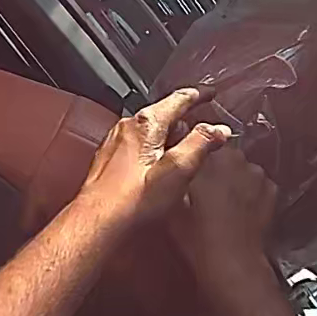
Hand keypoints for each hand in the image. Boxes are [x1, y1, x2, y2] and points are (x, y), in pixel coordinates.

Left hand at [73, 88, 232, 227]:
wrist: (98, 221)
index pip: (177, 99)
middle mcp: (127, 127)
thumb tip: (218, 129)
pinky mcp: (111, 159)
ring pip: (150, 130)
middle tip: (205, 127)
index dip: (198, 95)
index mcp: (145, 124)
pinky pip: (138, 144)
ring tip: (187, 149)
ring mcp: (117, 142)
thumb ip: (200, 144)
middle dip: (185, 118)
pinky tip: (161, 165)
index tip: (210, 94)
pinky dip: (155, 148)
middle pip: (163, 113)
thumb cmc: (133, 200)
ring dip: (170, 135)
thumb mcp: (177, 170)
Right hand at [171, 145, 278, 288]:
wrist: (232, 264)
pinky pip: (255, 183)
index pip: (200, 137)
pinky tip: (235, 208)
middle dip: (212, 165)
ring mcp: (256, 175)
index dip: (192, 152)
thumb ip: (171, 172)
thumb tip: (168, 159)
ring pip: (239, 167)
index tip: (188, 165)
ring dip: (230, 177)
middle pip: (221, 151)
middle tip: (200, 188)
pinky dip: (247, 191)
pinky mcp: (270, 192)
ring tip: (218, 201)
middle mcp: (236, 159)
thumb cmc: (198, 236)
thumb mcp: (170, 201)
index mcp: (209, 156)